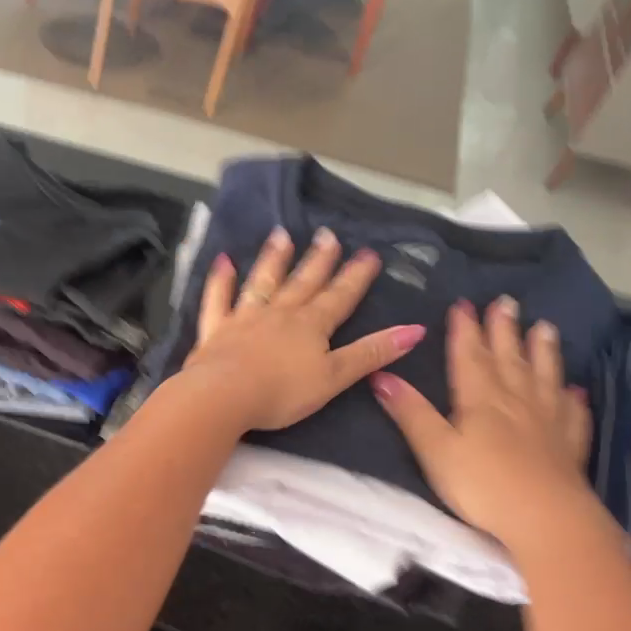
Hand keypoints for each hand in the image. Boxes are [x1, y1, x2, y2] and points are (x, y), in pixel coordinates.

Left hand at [178, 224, 422, 431]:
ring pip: (263, 282)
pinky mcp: (214, 330)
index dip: (355, 277)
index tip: (369, 254)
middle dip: (319, 260)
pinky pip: (217, 299)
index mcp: (311, 326)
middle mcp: (279, 314)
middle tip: (328, 235)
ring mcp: (244, 319)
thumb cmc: (281, 393)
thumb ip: (370, 353)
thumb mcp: (334, 377)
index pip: (339, 297)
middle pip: (303, 283)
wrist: (223, 396)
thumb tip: (416, 330)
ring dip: (273, 259)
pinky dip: (220, 280)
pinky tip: (223, 261)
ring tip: (282, 235)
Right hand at [371, 296, 594, 546]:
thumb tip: (381, 375)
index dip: (465, 330)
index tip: (464, 304)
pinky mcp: (568, 443)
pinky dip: (571, 396)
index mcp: (480, 399)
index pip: (470, 356)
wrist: (544, 516)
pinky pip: (571, 411)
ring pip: (543, 375)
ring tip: (544, 327)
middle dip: (504, 330)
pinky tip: (574, 389)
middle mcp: (516, 400)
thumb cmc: (480, 484)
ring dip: (542, 350)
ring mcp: (548, 419)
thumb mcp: (434, 449)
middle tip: (507, 302)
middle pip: (508, 358)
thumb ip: (410, 412)